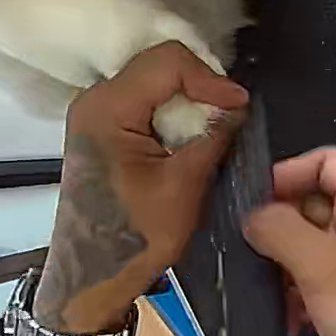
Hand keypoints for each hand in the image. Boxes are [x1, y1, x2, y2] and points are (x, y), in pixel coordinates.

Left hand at [35, 43, 246, 332]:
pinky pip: (145, 105)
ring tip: (217, 128)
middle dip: (201, 88)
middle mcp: (96, 99)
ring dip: (189, 103)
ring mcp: (96, 114)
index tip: (240, 107)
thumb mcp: (184, 184)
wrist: (95, 273)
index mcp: (108, 107)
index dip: (210, 78)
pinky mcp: (104, 131)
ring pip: (154, 85)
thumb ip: (213, 136)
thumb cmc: (137, 234)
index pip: (167, 61)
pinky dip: (173, 116)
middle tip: (232, 116)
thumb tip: (237, 107)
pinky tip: (192, 138)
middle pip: (159, 67)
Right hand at [243, 147, 335, 335]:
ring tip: (264, 290)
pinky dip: (295, 296)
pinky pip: (313, 285)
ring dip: (282, 266)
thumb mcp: (322, 264)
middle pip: (310, 205)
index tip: (252, 206)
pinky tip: (287, 321)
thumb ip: (280, 229)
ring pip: (307, 248)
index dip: (287, 174)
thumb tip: (252, 216)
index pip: (324, 163)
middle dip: (277, 225)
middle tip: (245, 252)